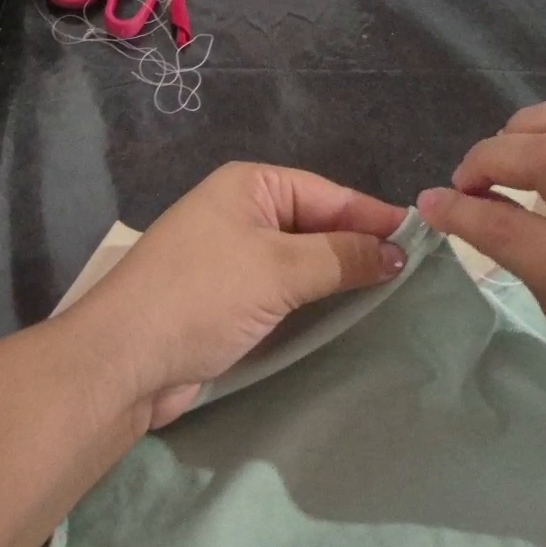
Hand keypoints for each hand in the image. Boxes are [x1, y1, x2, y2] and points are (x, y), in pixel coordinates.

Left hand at [68, 163, 407, 428]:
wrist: (123, 360)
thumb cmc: (202, 295)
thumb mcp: (277, 269)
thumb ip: (340, 257)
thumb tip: (396, 252)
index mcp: (251, 186)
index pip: (328, 194)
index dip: (374, 216)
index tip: (422, 241)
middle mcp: (243, 213)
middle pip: (317, 225)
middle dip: (359, 247)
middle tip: (415, 274)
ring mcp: (234, 257)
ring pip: (302, 261)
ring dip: (339, 278)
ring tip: (393, 295)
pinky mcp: (228, 298)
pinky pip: (284, 290)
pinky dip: (313, 301)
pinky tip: (345, 316)